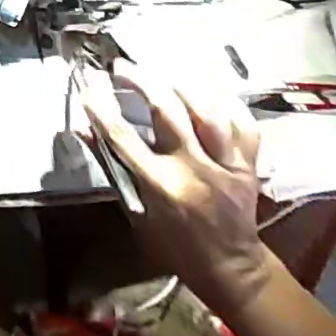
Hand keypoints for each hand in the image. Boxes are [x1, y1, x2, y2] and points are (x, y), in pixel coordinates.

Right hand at [83, 60, 272, 313]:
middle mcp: (195, 170)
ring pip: (207, 111)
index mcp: (161, 186)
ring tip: (162, 71)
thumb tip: (85, 129)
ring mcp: (227, 166)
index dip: (101, 106)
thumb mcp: (135, 211)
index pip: (123, 136)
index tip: (89, 84)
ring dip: (180, 85)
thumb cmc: (174, 245)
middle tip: (122, 66)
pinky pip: (244, 124)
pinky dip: (227, 102)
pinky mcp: (250, 166)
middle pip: (167, 111)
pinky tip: (208, 89)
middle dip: (140, 80)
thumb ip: (114, 167)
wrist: (232, 270)